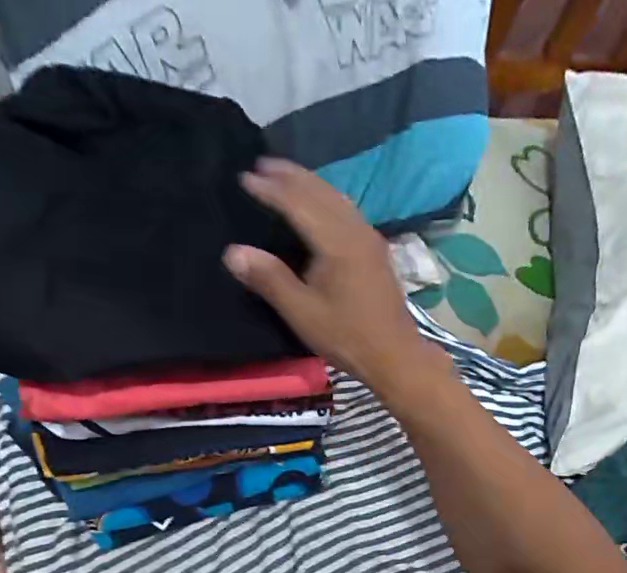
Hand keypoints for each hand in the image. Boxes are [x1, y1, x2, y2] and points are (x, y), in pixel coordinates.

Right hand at [225, 158, 449, 395]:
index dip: (270, 189)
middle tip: (261, 164)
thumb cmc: (345, 336)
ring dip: (309, 183)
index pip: (298, 203)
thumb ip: (269, 279)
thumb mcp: (301, 312)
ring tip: (284, 176)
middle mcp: (356, 230)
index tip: (244, 178)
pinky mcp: (375, 250)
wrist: (393, 354)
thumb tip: (233, 252)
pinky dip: (325, 198)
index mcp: (337, 242)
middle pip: (320, 191)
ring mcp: (369, 238)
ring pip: (336, 198)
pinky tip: (317, 203)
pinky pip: (346, 210)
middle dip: (290, 176)